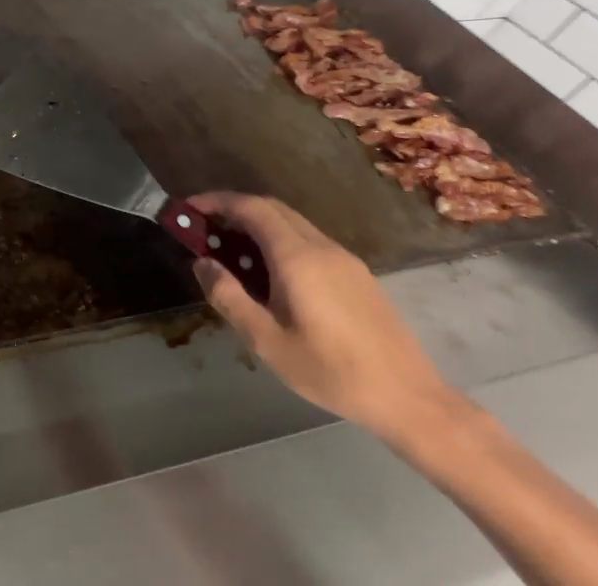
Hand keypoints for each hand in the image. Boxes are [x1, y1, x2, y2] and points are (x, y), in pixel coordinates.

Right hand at [188, 192, 461, 440]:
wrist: (408, 397)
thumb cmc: (331, 371)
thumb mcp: (266, 341)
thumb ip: (229, 296)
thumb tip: (202, 263)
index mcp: (298, 258)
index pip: (252, 208)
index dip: (217, 201)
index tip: (189, 209)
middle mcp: (323, 248)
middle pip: (273, 209)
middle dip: (234, 210)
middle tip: (204, 230)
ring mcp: (345, 260)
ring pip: (293, 225)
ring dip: (257, 227)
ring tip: (231, 256)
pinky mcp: (358, 276)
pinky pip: (310, 243)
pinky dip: (280, 243)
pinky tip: (270, 277)